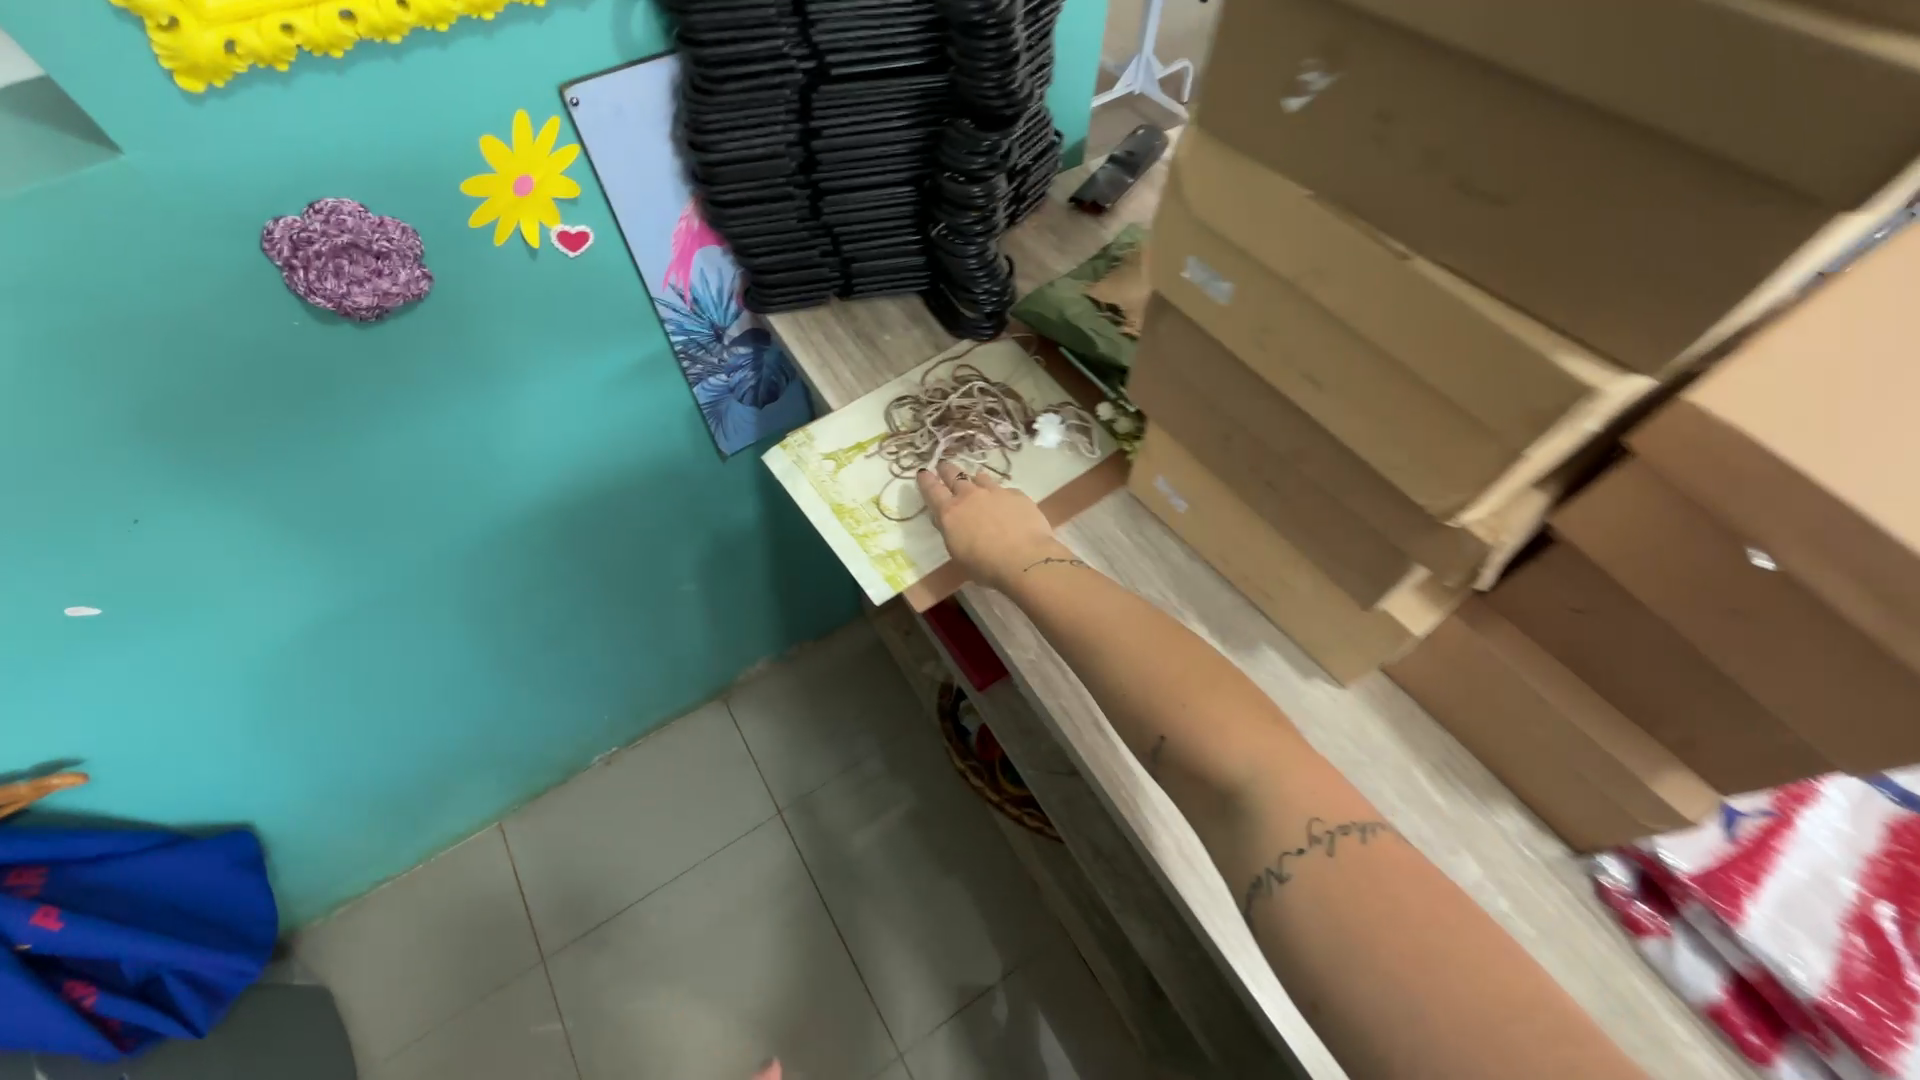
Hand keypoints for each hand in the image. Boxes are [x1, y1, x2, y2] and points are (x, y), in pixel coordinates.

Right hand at [917, 463, 1075, 592]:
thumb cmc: (986, 566)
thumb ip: (950, 531)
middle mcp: (970, 496)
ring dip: (975, 480)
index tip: (923, 472)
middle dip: (947, 469)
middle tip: (944, 467)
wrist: (1025, 560)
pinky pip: (1004, 489)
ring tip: (977, 483)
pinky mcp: (1016, 494)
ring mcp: (995, 492)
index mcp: (950, 512)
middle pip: (954, 474)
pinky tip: (1006, 505)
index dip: (926, 480)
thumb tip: (945, 519)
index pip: (932, 490)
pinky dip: (1000, 494)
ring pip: (980, 478)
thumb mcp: (957, 553)